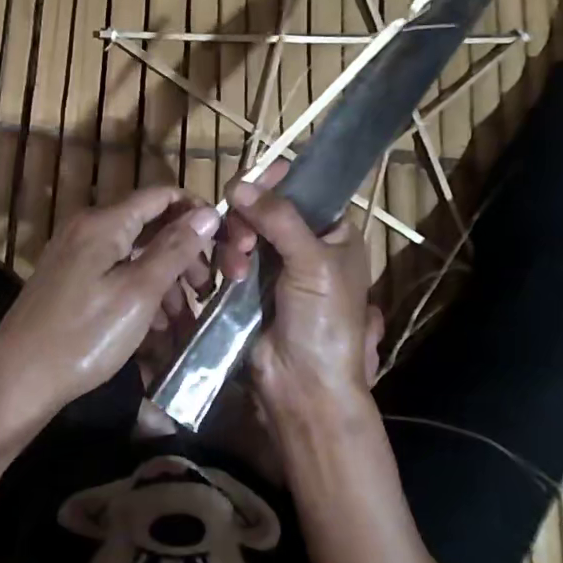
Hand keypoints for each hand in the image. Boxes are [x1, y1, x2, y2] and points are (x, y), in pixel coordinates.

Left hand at [0, 188, 219, 431]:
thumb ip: (176, 248)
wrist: (14, 385)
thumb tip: (209, 213)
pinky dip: (146, 288)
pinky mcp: (72, 280)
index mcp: (105, 223)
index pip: (164, 195)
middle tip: (211, 286)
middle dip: (188, 250)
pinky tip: (161, 322)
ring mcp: (78, 255)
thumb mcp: (140, 292)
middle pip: (153, 224)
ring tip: (189, 311)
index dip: (199, 211)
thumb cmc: (83, 336)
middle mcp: (89, 229)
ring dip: (170, 275)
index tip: (227, 242)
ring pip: (139, 251)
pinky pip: (120, 271)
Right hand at [215, 162, 382, 419]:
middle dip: (250, 217)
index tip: (254, 178)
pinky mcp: (250, 285)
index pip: (306, 190)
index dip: (280, 180)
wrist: (305, 384)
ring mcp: (277, 264)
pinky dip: (227, 260)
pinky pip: (231, 255)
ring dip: (236, 242)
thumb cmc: (324, 320)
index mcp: (335, 233)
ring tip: (237, 270)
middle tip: (244, 240)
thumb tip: (242, 184)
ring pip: (245, 229)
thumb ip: (280, 219)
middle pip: (268, 206)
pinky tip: (228, 279)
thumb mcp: (313, 263)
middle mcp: (307, 243)